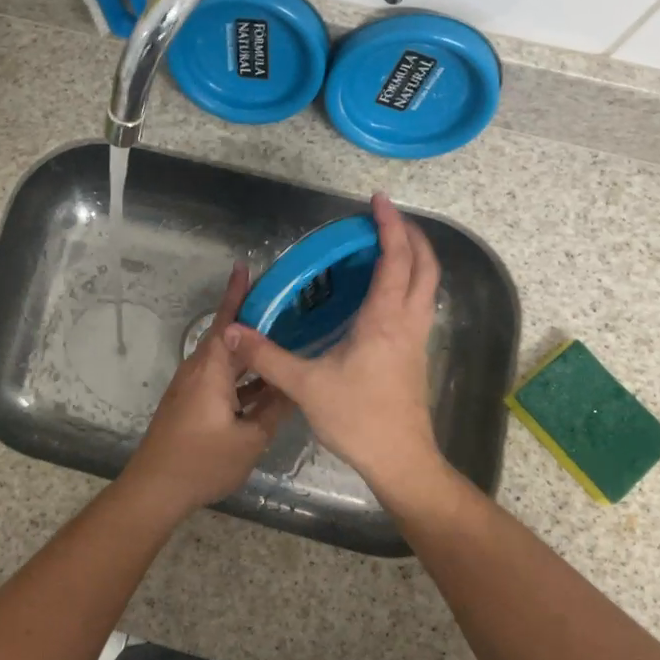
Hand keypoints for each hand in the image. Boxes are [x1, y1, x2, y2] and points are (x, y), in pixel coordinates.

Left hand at [120, 262, 293, 518]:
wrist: (155, 488)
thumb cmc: (202, 461)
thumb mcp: (249, 439)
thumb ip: (274, 410)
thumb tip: (295, 387)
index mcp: (211, 369)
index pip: (227, 322)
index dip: (236, 294)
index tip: (245, 267)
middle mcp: (198, 370)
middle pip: (228, 337)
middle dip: (253, 321)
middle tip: (286, 306)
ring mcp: (192, 387)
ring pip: (226, 360)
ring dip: (250, 352)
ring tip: (284, 341)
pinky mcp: (190, 403)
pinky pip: (221, 378)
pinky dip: (242, 375)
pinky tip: (266, 385)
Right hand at [224, 193, 443, 493]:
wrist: (400, 460)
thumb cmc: (358, 419)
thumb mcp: (305, 386)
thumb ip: (267, 356)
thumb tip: (231, 332)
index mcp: (385, 319)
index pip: (395, 259)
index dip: (390, 225)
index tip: (378, 200)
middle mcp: (408, 322)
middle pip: (425, 266)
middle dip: (411, 235)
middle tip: (386, 217)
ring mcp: (416, 339)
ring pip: (428, 286)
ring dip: (415, 258)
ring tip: (387, 245)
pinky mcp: (415, 355)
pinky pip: (419, 304)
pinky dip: (409, 283)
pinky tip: (382, 294)